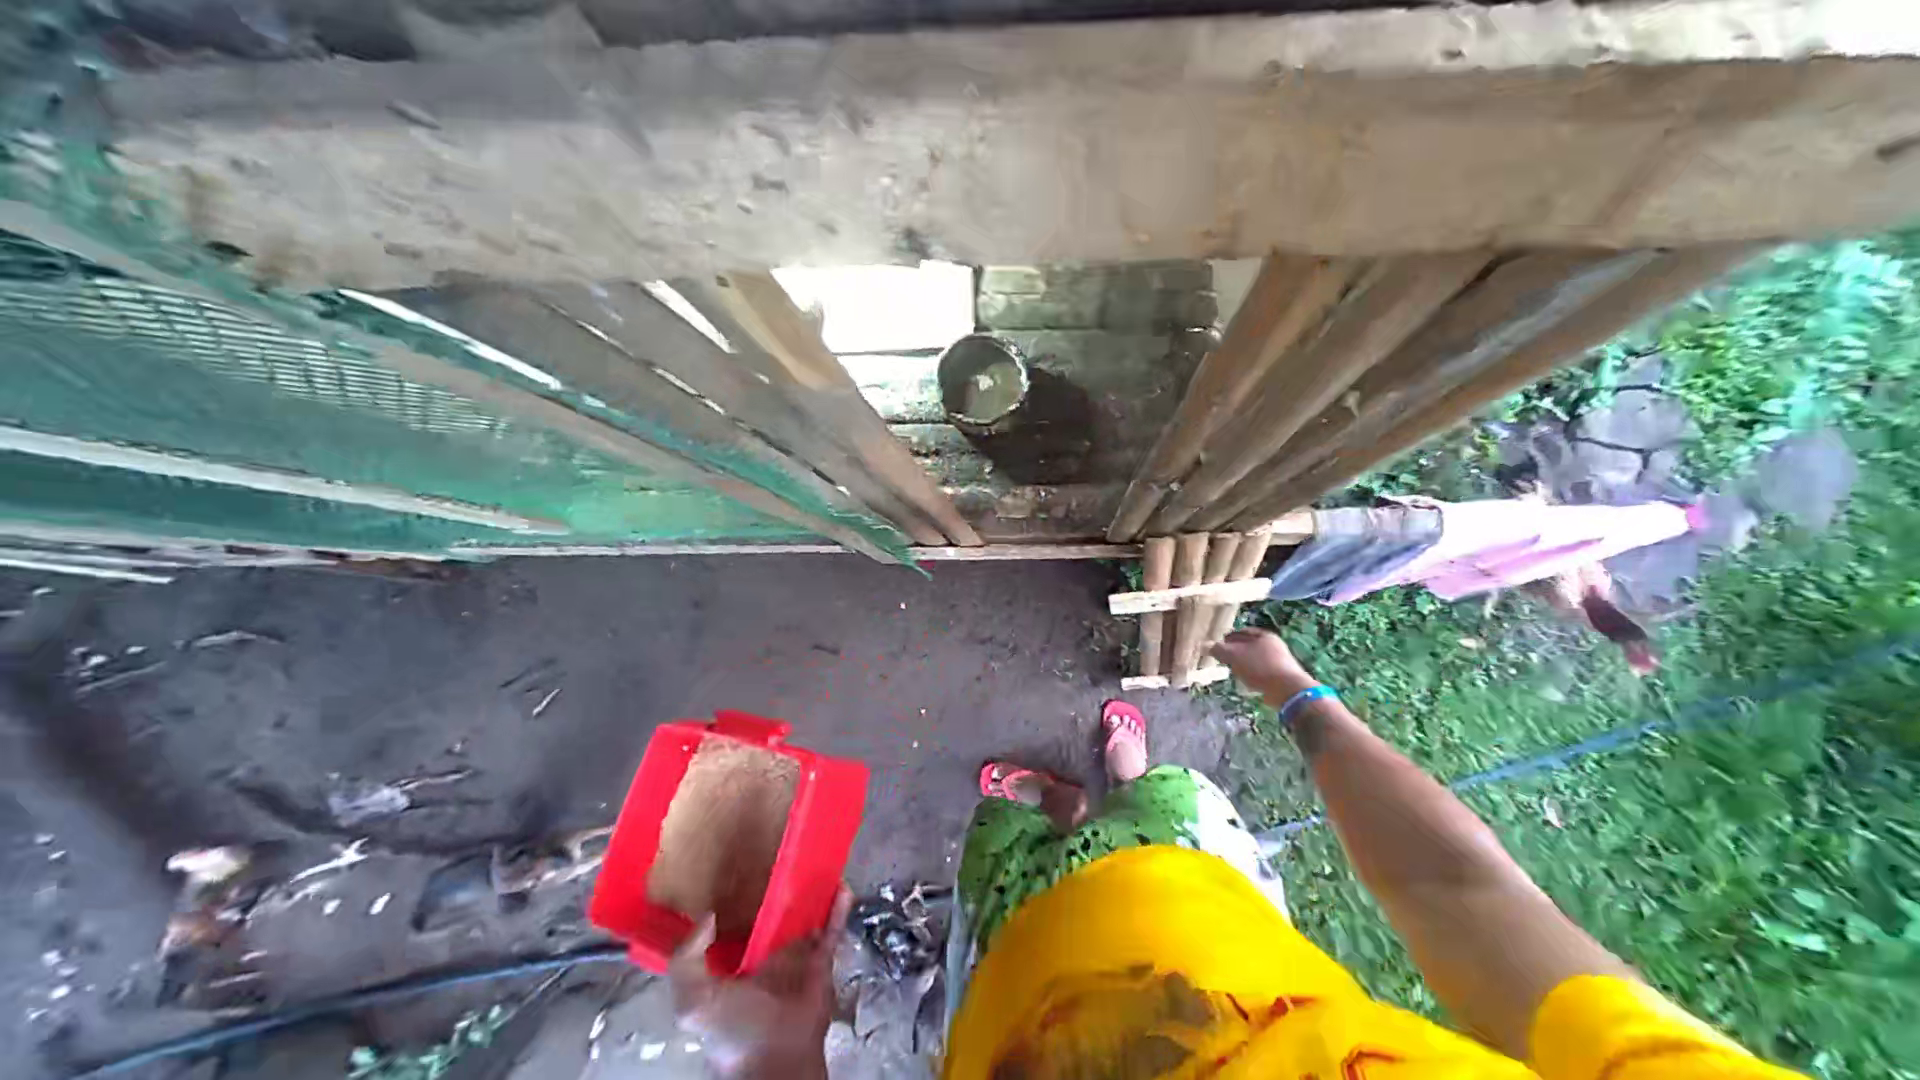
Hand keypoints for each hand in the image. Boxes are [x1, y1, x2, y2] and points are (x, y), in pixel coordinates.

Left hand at [670, 886, 852, 1078]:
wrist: (775, 1060)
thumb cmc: (731, 1031)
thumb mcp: (692, 1001)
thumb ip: (686, 960)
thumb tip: (708, 917)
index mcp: (736, 968)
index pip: (737, 930)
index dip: (740, 903)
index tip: (747, 873)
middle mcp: (766, 961)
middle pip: (776, 920)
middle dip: (784, 894)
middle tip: (790, 862)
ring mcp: (797, 962)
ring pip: (807, 921)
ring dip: (815, 897)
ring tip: (820, 867)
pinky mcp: (821, 966)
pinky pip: (831, 933)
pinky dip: (838, 911)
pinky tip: (843, 888)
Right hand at [1211, 628, 1317, 701]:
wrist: (1287, 689)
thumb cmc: (1258, 667)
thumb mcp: (1233, 656)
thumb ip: (1218, 649)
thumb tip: (1205, 646)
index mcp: (1261, 635)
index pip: (1239, 633)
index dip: (1226, 639)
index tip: (1216, 648)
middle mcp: (1272, 644)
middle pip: (1248, 645)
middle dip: (1235, 652)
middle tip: (1223, 660)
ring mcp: (1279, 659)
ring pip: (1254, 658)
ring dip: (1244, 664)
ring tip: (1234, 672)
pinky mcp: (1281, 674)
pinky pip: (1262, 671)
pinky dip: (1253, 674)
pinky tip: (1247, 682)